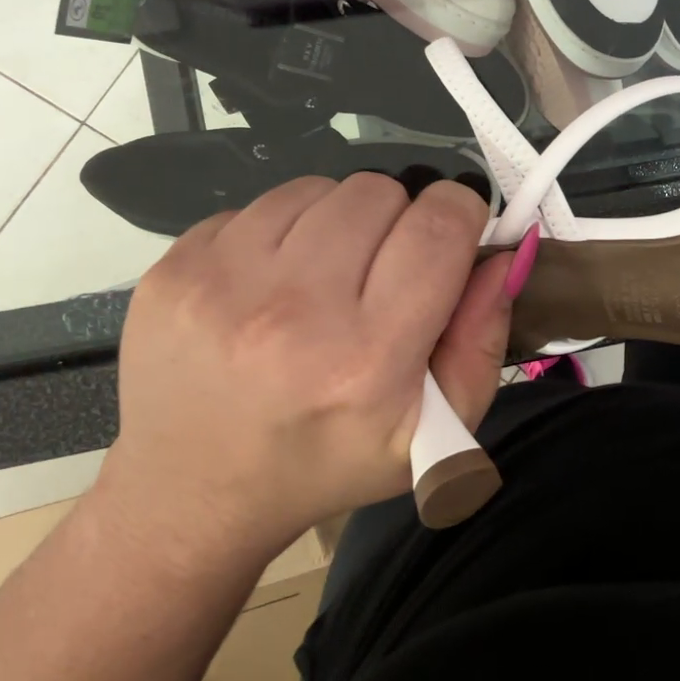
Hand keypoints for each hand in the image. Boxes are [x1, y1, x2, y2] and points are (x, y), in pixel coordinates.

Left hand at [92, 174, 514, 563]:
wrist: (192, 493)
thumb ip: (482, 340)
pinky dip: (284, 229)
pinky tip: (274, 282)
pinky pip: (259, 203)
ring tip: (328, 274)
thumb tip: (504, 253)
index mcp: (366, 357)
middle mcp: (292, 310)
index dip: (461, 214)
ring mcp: (222, 282)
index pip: (439, 225)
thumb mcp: (435, 431)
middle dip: (400, 218)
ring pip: (321, 187)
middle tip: (386, 267)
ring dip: (341, 220)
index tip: (453, 237)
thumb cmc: (329, 463)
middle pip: (380, 192)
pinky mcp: (175, 266)